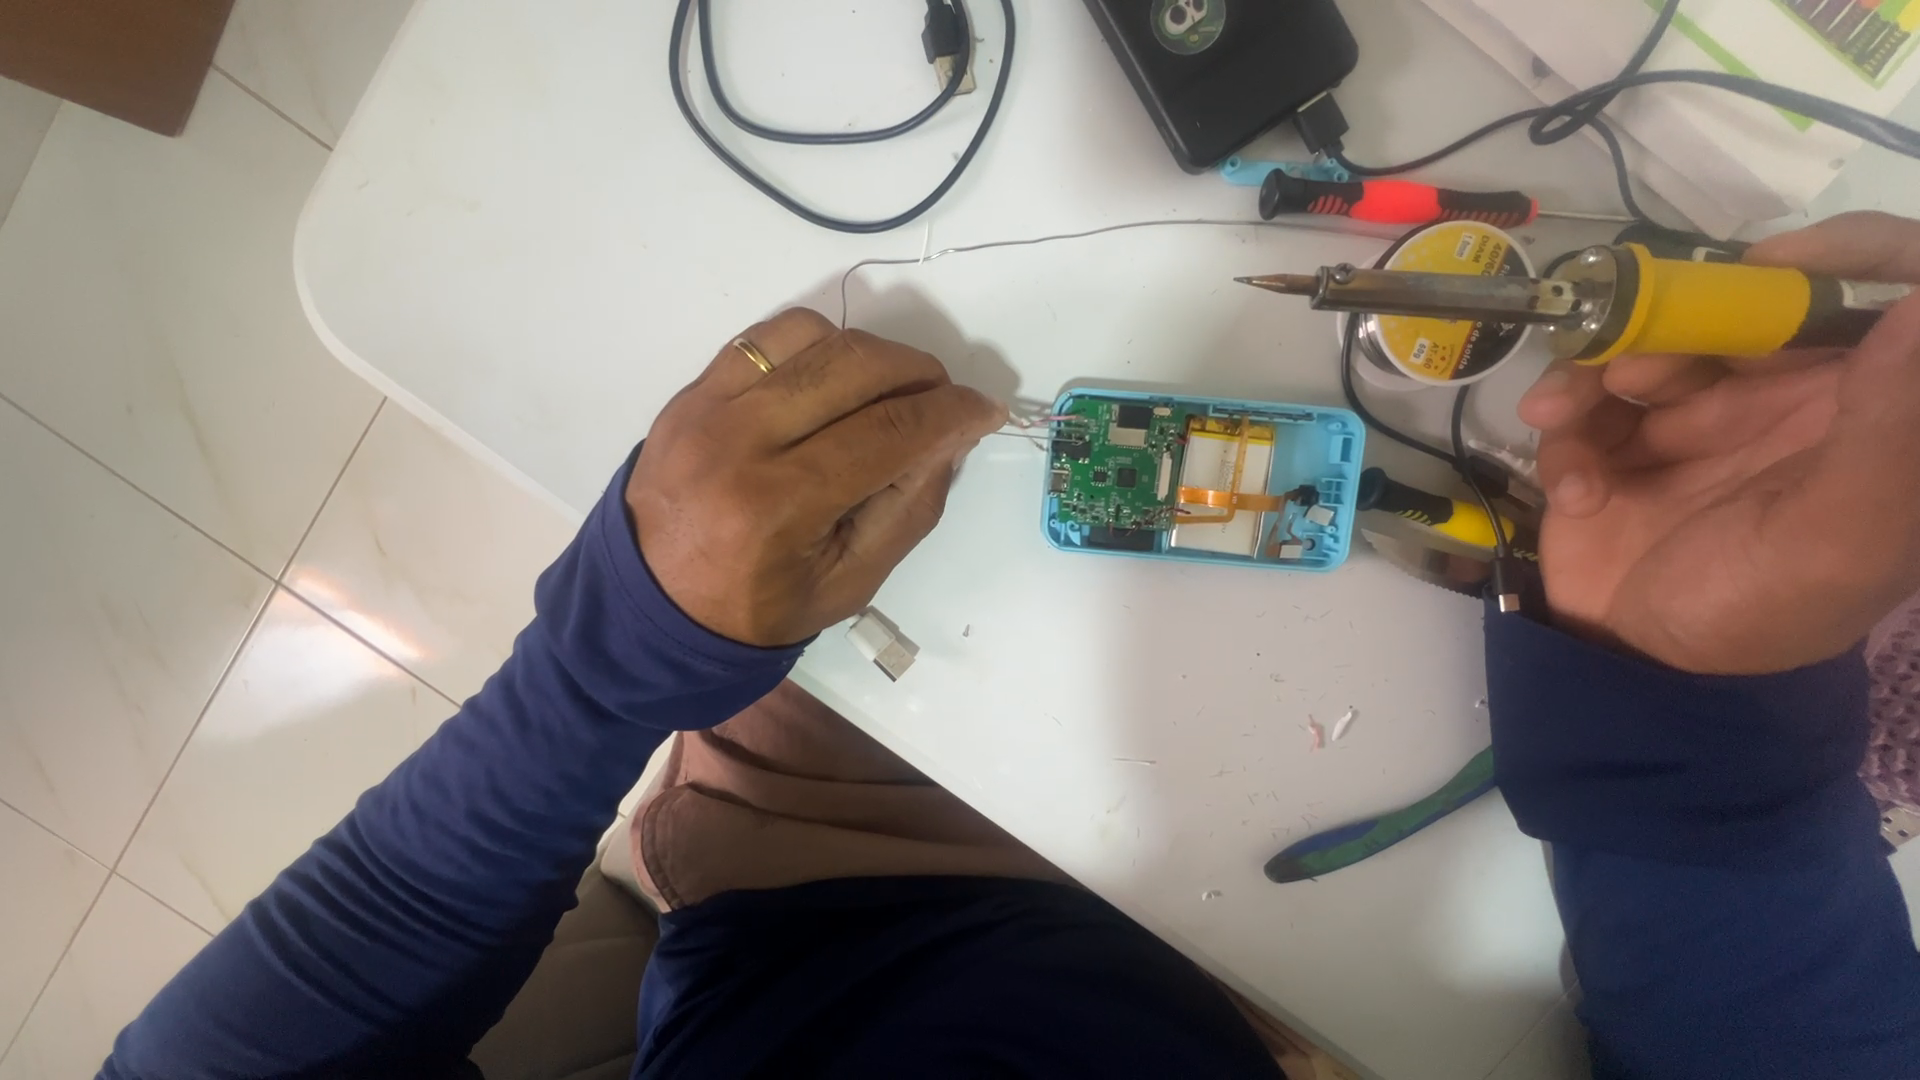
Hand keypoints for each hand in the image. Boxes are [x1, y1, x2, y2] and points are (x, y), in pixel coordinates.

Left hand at [626, 308, 1004, 646]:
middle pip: (855, 367)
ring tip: (889, 392)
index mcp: (778, 506)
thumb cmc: (762, 608)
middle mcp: (737, 442)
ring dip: (872, 355)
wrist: (655, 607)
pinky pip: (770, 336)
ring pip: (814, 336)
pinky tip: (833, 381)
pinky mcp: (691, 391)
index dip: (951, 414)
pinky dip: (819, 345)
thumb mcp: (852, 580)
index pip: (888, 433)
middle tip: (942, 400)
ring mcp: (706, 407)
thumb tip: (950, 435)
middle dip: (920, 374)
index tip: (985, 410)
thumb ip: (910, 506)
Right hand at [1518, 212, 1919, 674]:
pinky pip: (1576, 418)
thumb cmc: (1764, 606)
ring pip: (1633, 357)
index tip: (1761, 265)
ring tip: (1557, 419)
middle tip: (1625, 370)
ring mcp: (1681, 425)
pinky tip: (1571, 495)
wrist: (1644, 667)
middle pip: (1727, 316)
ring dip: (1587, 381)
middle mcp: (1772, 401)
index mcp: (1858, 406)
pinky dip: (1561, 447)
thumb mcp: (1841, 529)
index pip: (1881, 294)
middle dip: (1666, 330)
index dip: (1842, 257)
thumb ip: (1888, 426)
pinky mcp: (1607, 452)